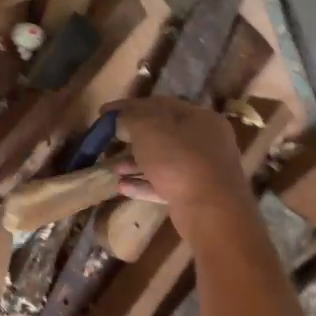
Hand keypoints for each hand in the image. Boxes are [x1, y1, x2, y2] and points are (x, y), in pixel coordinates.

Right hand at [107, 98, 251, 216]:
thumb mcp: (146, 127)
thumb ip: (129, 117)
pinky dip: (144, 183)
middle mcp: (207, 142)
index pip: (159, 104)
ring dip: (134, 162)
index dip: (128, 106)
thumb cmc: (178, 159)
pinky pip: (166, 183)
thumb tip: (120, 120)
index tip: (103, 113)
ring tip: (112, 168)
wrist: (211, 210)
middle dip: (131, 137)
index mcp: (200, 119)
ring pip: (163, 160)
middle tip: (109, 139)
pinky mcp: (198, 194)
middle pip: (162, 133)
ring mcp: (205, 170)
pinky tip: (123, 186)